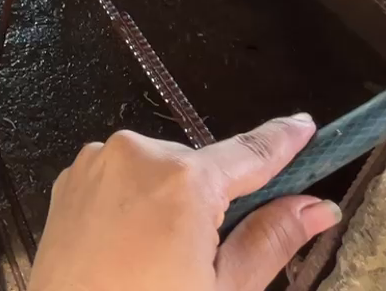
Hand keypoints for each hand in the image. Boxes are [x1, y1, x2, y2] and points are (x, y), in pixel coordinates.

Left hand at [30, 116, 341, 290]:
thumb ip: (270, 240)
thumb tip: (315, 206)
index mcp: (183, 180)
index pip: (248, 152)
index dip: (281, 139)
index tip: (303, 123)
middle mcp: (137, 151)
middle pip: (196, 169)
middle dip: (208, 202)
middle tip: (200, 259)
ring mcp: (97, 159)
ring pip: (154, 172)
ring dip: (165, 202)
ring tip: (153, 262)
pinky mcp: (70, 175)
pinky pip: (117, 178)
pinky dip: (130, 204)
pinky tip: (124, 249)